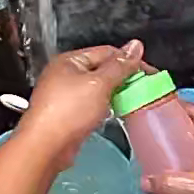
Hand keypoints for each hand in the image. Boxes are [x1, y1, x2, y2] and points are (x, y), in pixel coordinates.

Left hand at [14, 40, 145, 164]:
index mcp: (69, 61)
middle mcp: (65, 76)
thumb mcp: (99, 84)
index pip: (106, 52)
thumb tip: (135, 47)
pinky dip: (104, 108)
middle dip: (122, 78)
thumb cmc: (66, 113)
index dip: (129, 60)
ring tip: (130, 101)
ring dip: (114, 94)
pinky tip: (113, 114)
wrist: (46, 147)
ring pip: (97, 90)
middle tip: (141, 88)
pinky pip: (91, 106)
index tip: (147, 71)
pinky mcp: (68, 115)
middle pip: (101, 70)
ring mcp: (65, 96)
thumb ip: (119, 66)